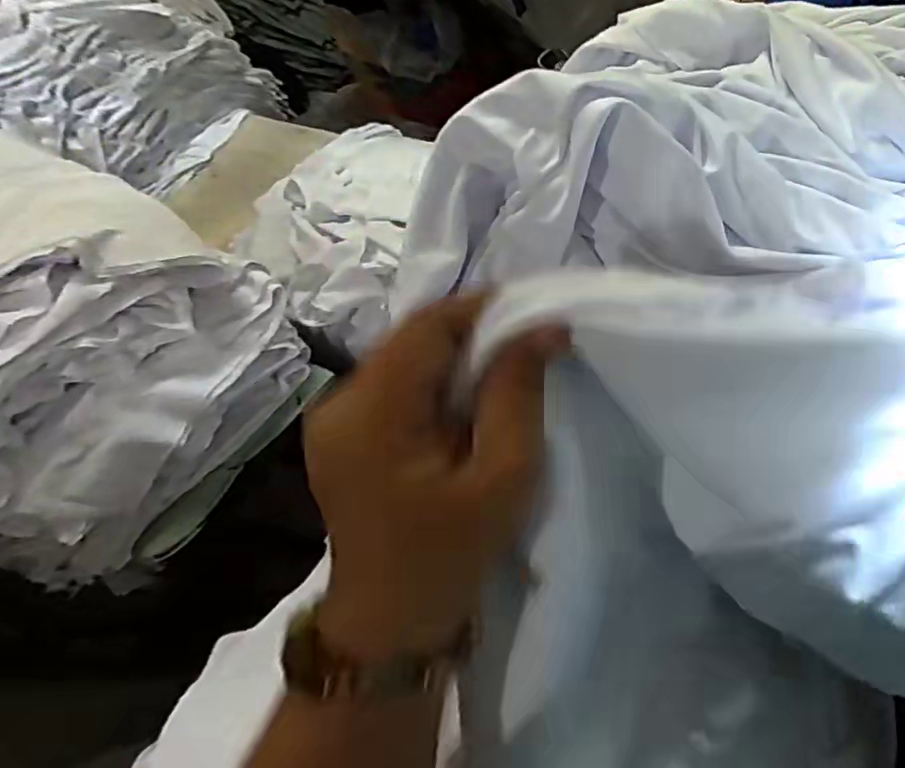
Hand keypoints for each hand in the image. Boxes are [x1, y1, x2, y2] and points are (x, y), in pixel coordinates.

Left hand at [303, 295, 567, 660]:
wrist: (396, 614)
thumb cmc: (456, 545)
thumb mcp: (506, 468)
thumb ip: (518, 390)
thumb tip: (544, 327)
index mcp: (371, 414)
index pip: (429, 327)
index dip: (488, 307)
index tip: (546, 311)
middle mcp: (342, 404)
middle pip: (418, 335)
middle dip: (484, 326)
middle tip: (544, 336)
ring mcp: (341, 417)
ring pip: (415, 352)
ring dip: (472, 348)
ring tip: (524, 360)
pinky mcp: (354, 430)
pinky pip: (410, 377)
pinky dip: (454, 371)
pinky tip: (488, 390)